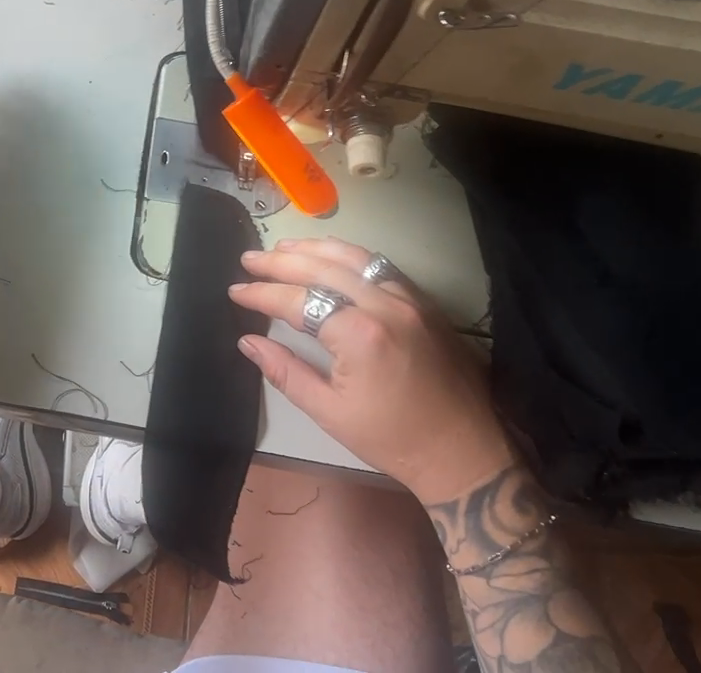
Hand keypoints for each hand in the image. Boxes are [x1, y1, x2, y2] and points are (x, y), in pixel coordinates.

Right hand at [230, 237, 514, 504]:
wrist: (465, 452)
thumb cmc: (392, 439)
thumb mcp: (329, 412)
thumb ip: (284, 371)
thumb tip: (247, 341)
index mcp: (358, 334)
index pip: (296, 300)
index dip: (261, 294)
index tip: (235, 291)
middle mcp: (384, 304)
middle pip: (322, 267)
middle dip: (280, 261)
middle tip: (248, 258)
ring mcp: (408, 298)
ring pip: (353, 257)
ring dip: (314, 249)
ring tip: (282, 248)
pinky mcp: (424, 301)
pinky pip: (380, 265)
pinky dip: (348, 255)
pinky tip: (329, 256)